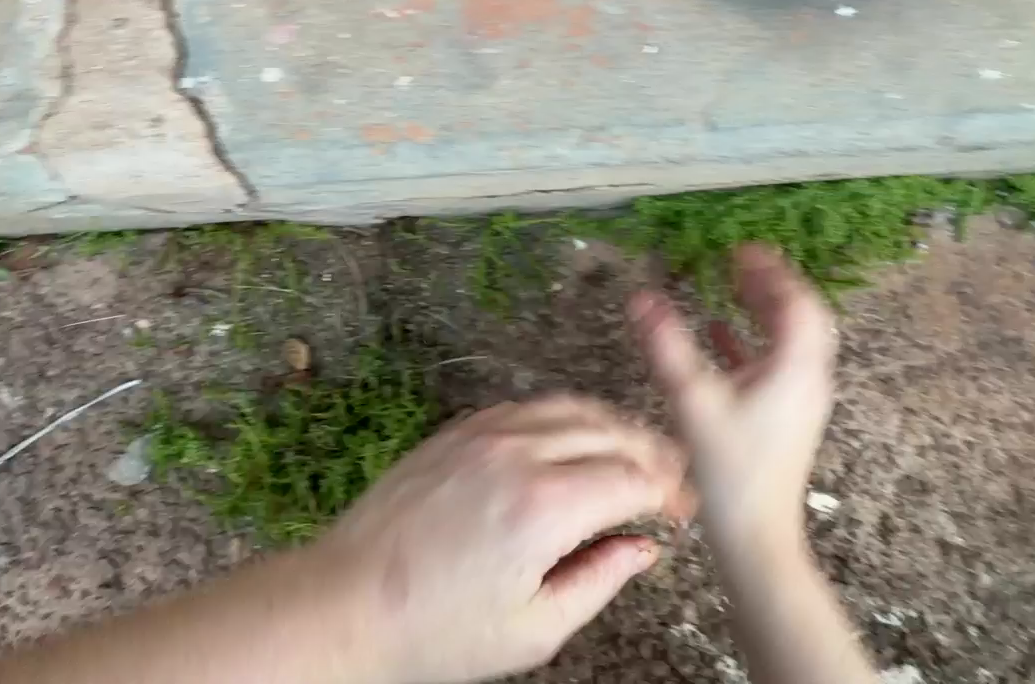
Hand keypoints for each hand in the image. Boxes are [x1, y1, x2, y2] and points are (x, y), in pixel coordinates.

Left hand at [308, 396, 691, 683]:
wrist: (351, 597)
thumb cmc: (438, 628)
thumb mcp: (533, 628)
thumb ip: (599, 580)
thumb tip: (643, 549)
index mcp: (543, 506)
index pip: (631, 478)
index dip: (668, 491)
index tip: (682, 508)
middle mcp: (518, 452)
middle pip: (609, 432)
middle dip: (651, 452)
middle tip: (672, 476)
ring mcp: (485, 431)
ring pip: (571, 408)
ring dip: (613, 426)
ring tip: (635, 451)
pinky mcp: (461, 428)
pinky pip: (530, 407)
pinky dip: (566, 416)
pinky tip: (575, 438)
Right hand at [629, 245, 837, 562]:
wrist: (754, 535)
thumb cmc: (730, 469)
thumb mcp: (692, 400)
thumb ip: (665, 345)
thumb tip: (640, 296)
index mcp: (794, 368)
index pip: (797, 304)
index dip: (773, 272)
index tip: (744, 249)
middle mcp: (803, 379)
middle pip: (798, 317)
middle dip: (770, 284)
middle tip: (739, 260)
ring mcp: (794, 399)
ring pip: (786, 339)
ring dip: (761, 308)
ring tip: (731, 285)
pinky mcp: (779, 416)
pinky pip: (770, 362)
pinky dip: (748, 339)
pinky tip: (717, 331)